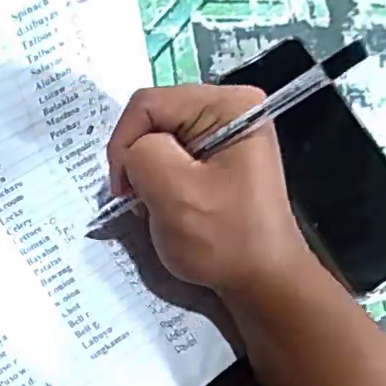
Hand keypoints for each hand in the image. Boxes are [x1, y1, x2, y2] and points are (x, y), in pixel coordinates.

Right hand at [106, 85, 316, 303]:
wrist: (262, 281)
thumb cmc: (223, 240)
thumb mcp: (175, 194)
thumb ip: (142, 157)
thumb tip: (131, 155)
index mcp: (227, 105)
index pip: (147, 104)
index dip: (124, 145)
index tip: (124, 192)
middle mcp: (229, 109)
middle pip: (154, 120)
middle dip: (136, 160)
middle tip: (137, 202)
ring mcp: (225, 135)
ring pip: (159, 142)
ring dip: (146, 176)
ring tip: (155, 208)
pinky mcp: (218, 160)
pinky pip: (172, 159)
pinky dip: (159, 184)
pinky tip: (167, 207)